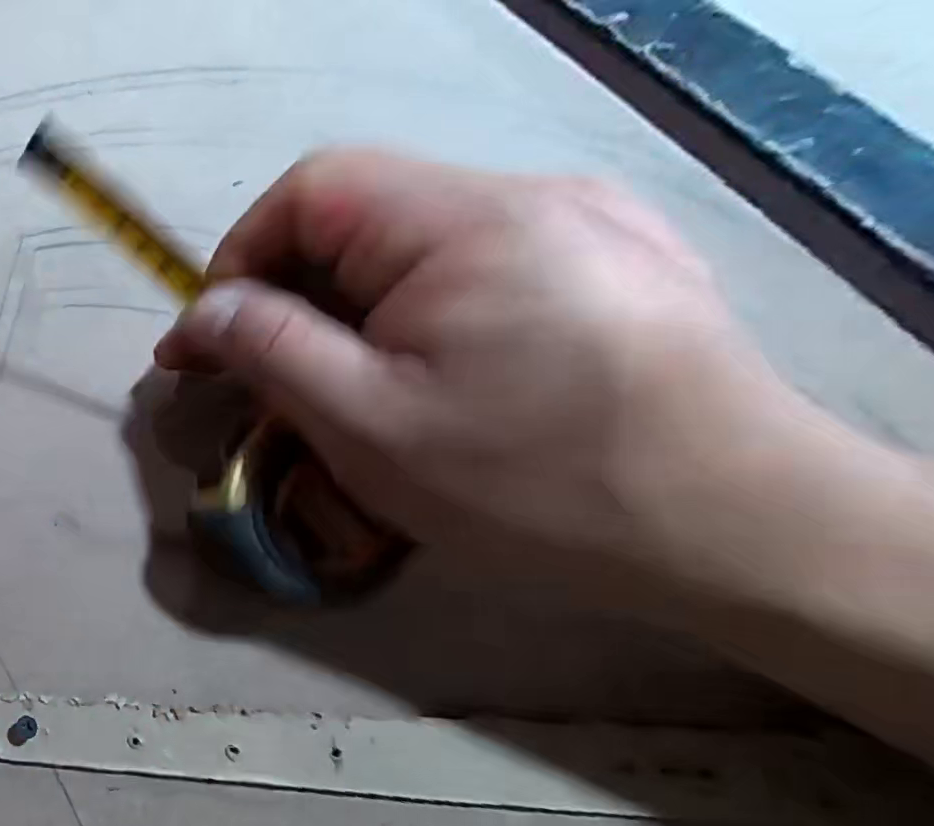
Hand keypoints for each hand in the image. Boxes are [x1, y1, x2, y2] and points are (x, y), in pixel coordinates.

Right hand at [156, 150, 848, 590]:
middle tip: (263, 378)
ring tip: (339, 385)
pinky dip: (415, 312)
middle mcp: (527, 196)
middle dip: (292, 292)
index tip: (211, 338)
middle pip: (365, 215)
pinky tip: (427, 374)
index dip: (242, 256)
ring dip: (352, 308)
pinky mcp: (609, 265)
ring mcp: (580, 225)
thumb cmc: (528, 485)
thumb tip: (201, 313)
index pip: (313, 189)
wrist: (732, 527)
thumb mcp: (370, 427)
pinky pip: (476, 268)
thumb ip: (273, 353)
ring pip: (417, 246)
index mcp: (463, 221)